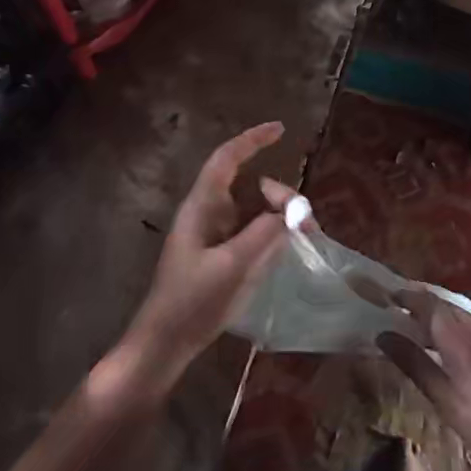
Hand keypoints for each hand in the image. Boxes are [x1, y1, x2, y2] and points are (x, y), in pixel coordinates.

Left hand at [126, 122, 295, 373]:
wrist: (166, 340)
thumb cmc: (191, 302)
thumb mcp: (231, 268)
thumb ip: (263, 235)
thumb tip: (289, 213)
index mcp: (201, 207)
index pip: (226, 160)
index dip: (252, 140)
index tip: (280, 130)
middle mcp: (208, 214)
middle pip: (248, 186)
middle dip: (278, 194)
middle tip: (303, 223)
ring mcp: (214, 235)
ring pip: (253, 210)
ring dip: (279, 215)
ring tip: (304, 235)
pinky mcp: (221, 255)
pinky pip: (252, 232)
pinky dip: (272, 233)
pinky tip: (288, 248)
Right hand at [377, 290, 470, 470]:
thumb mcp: (451, 406)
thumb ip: (417, 367)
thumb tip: (384, 336)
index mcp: (465, 339)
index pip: (428, 303)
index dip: (403, 295)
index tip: (380, 294)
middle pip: (449, 307)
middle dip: (421, 306)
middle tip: (396, 315)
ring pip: (469, 321)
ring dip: (443, 322)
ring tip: (423, 337)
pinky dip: (464, 336)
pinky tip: (462, 360)